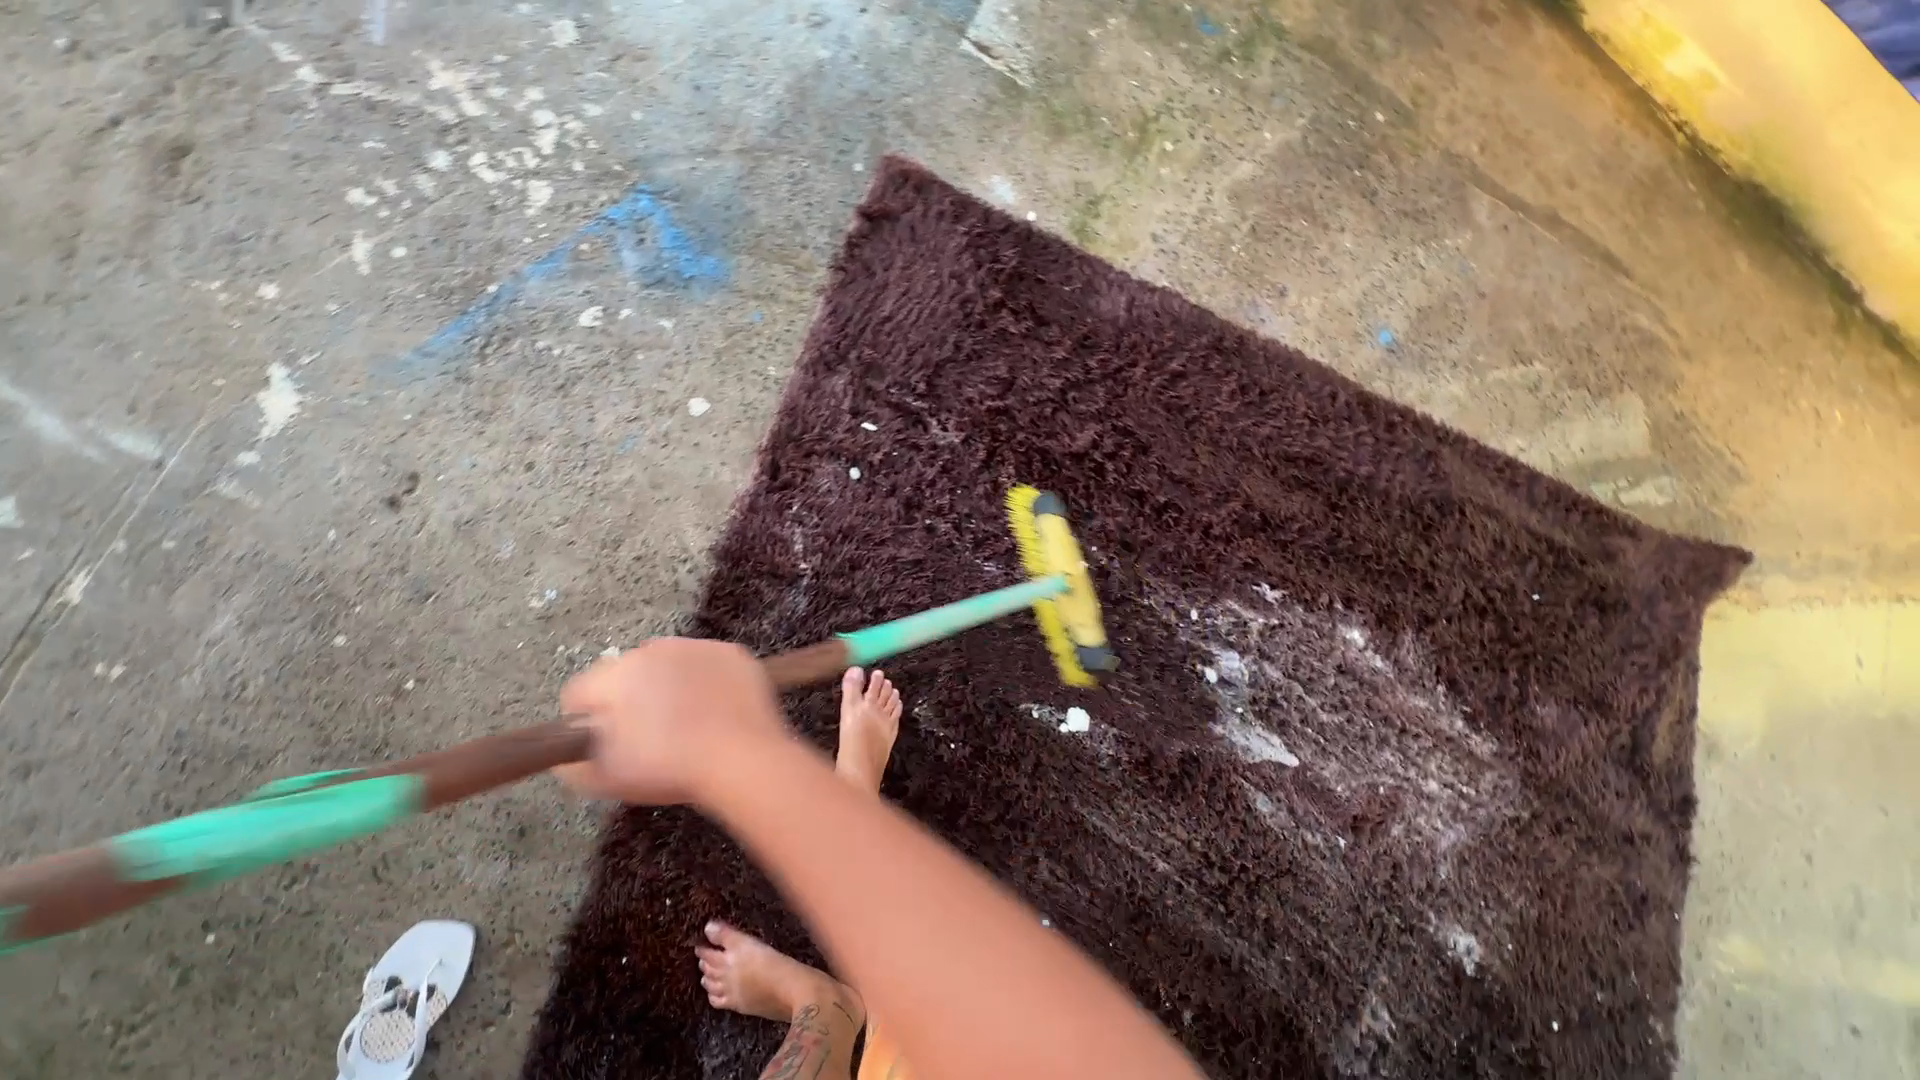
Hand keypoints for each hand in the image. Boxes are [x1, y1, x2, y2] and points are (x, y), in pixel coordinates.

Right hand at [553, 638, 783, 804]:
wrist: (742, 759)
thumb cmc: (671, 769)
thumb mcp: (605, 779)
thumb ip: (572, 762)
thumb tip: (569, 751)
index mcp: (614, 676)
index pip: (580, 691)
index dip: (588, 720)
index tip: (605, 741)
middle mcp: (652, 650)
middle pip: (625, 674)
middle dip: (630, 699)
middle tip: (650, 735)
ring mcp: (696, 647)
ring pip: (668, 664)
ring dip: (669, 685)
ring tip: (686, 722)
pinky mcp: (731, 653)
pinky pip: (707, 663)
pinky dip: (706, 680)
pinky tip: (714, 708)